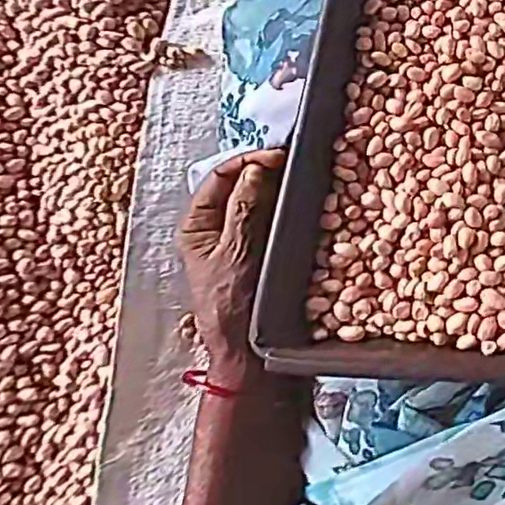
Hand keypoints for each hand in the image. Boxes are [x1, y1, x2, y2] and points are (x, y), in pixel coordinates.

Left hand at [177, 149, 285, 380]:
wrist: (250, 349)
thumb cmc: (232, 305)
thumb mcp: (234, 254)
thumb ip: (243, 210)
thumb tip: (255, 167)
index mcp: (198, 225)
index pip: (220, 177)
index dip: (247, 160)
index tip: (277, 155)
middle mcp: (220, 225)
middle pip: (242, 182)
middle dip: (267, 168)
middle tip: (295, 160)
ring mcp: (245, 234)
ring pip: (262, 196)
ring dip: (281, 184)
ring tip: (303, 173)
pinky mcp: (266, 244)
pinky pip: (277, 214)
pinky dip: (290, 202)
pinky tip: (306, 196)